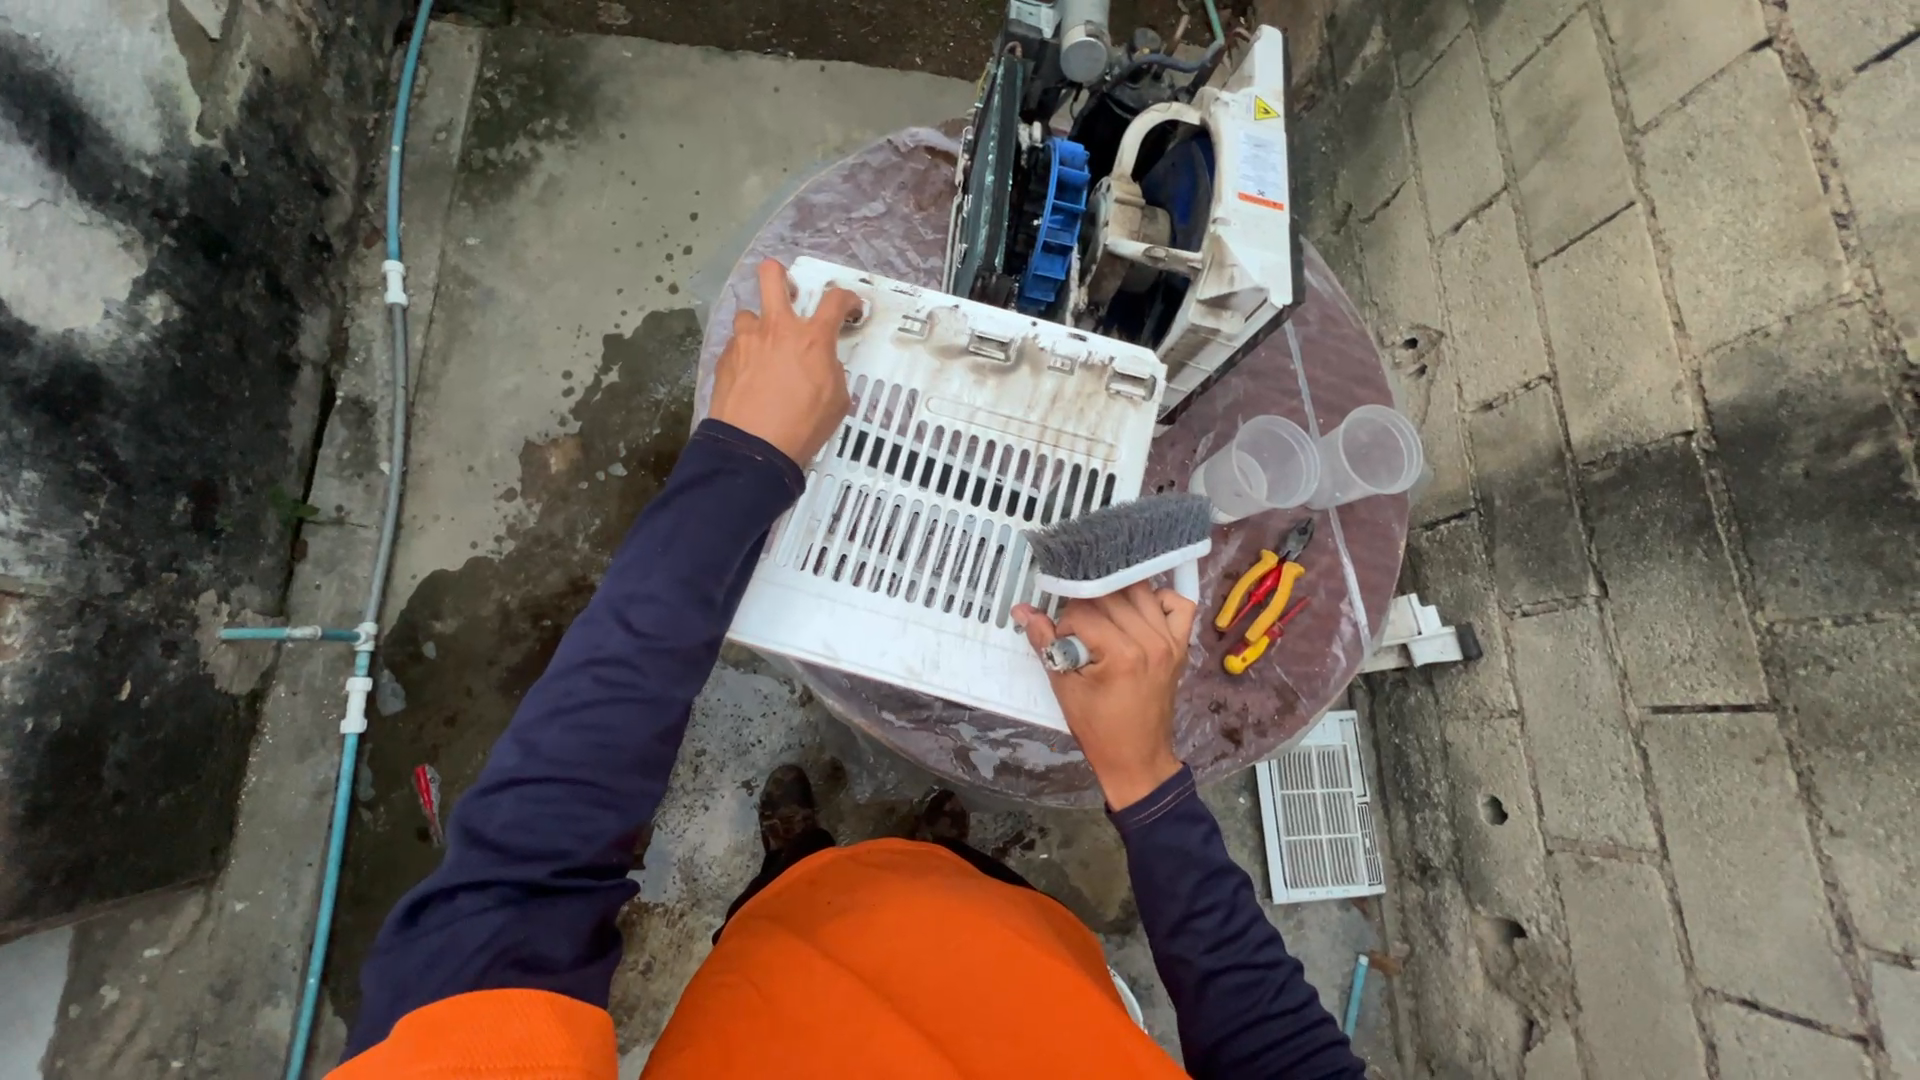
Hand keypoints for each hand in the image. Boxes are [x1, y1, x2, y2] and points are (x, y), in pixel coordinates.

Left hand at [709, 259, 862, 466]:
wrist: (754, 448)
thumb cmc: (803, 426)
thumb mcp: (837, 401)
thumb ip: (832, 372)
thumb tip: (823, 365)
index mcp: (812, 338)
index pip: (835, 300)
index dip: (847, 298)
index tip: (849, 307)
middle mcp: (776, 329)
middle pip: (772, 276)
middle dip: (780, 276)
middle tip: (788, 294)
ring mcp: (746, 341)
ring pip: (749, 314)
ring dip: (759, 327)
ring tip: (764, 349)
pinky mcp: (725, 358)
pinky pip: (737, 345)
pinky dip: (745, 355)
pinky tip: (749, 376)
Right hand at [1013, 583, 1196, 810]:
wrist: (1137, 758)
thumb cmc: (1097, 728)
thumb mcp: (1064, 687)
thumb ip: (1045, 643)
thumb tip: (1022, 610)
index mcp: (1121, 653)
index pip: (1083, 612)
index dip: (1064, 624)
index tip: (1063, 644)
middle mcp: (1151, 640)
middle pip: (1110, 595)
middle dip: (1086, 607)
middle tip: (1077, 631)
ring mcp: (1171, 641)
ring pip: (1141, 591)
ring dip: (1115, 596)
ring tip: (1102, 619)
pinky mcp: (1181, 645)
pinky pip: (1178, 604)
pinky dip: (1158, 599)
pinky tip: (1138, 612)